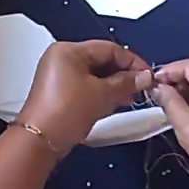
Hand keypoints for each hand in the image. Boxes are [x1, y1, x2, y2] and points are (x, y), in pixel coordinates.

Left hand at [16, 40, 149, 152]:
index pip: (108, 48)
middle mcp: (61, 59)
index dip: (131, 61)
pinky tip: (114, 102)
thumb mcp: (102, 94)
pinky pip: (86, 85)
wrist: (41, 140)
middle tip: (140, 88)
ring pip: (94, 74)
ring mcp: (59, 75)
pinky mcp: (59, 91)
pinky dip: (101, 92)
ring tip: (130, 97)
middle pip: (101, 60)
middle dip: (122, 74)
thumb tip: (144, 77)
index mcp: (68, 51)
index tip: (147, 75)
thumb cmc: (66, 112)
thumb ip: (126, 82)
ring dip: (113, 85)